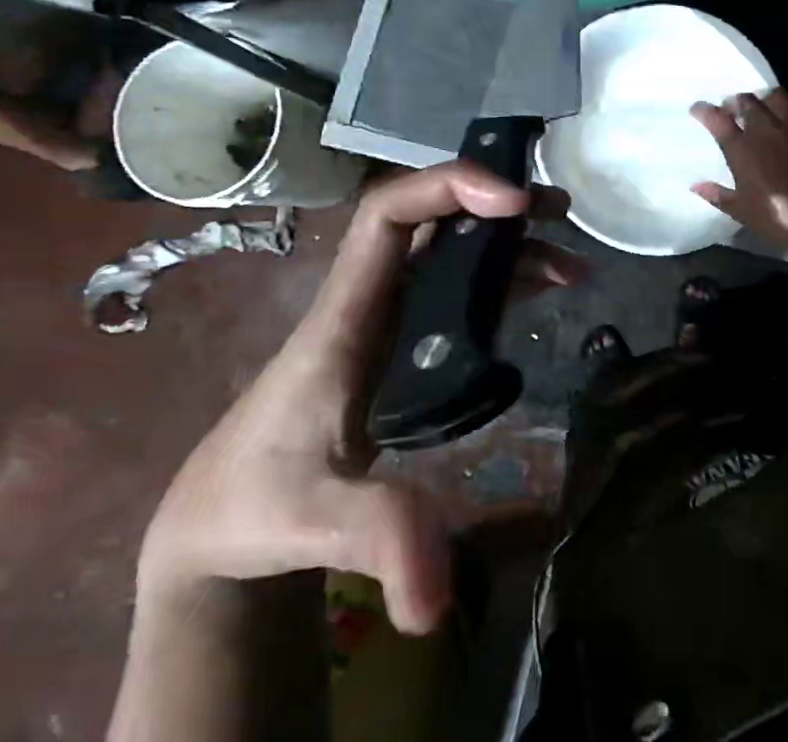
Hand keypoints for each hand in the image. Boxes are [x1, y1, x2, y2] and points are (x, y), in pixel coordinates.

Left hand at [135, 162, 582, 634]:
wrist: (220, 522)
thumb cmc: (253, 506)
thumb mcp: (311, 520)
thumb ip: (373, 540)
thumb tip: (434, 599)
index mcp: (342, 318)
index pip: (385, 217)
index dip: (445, 187)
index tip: (512, 200)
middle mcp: (364, 307)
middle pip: (426, 225)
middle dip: (490, 205)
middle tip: (558, 212)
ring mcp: (380, 330)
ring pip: (443, 259)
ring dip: (502, 247)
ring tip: (567, 260)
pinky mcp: (393, 357)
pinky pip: (451, 300)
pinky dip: (497, 288)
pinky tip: (535, 300)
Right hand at [690, 90, 787, 262]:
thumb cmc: (777, 219)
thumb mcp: (740, 210)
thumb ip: (716, 194)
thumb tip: (696, 185)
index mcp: (742, 150)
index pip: (718, 119)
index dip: (704, 110)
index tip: (697, 108)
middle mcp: (766, 131)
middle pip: (747, 101)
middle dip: (735, 102)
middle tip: (731, 110)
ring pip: (775, 97)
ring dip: (763, 100)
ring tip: (760, 110)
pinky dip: (787, 109)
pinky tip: (785, 122)